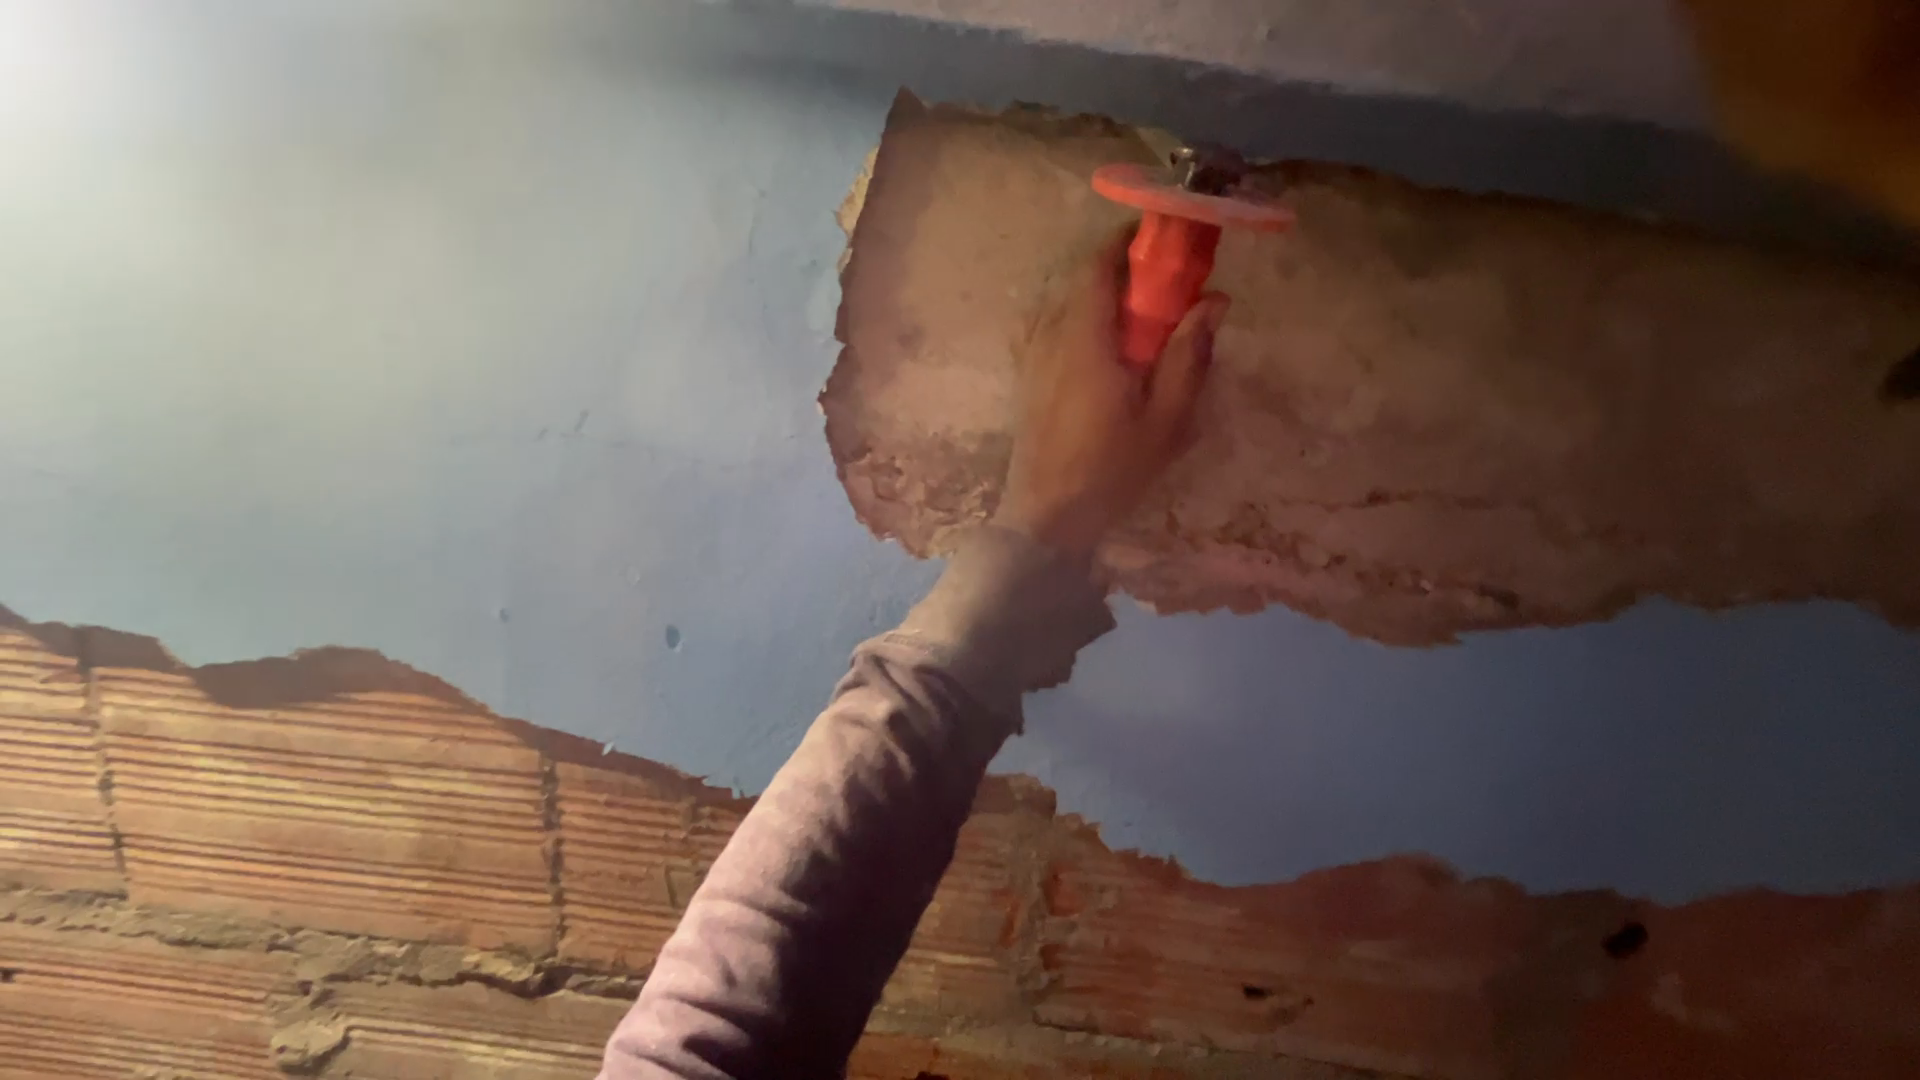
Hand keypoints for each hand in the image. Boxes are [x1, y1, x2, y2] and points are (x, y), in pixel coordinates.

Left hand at [994, 227, 1228, 554]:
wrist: (1046, 517)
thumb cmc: (1111, 470)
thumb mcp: (1166, 419)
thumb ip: (1189, 355)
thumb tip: (1213, 300)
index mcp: (1084, 339)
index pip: (1097, 266)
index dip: (1125, 241)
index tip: (1159, 236)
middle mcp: (1049, 338)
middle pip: (1078, 281)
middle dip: (1118, 269)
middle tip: (1160, 281)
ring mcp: (1030, 360)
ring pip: (1060, 304)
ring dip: (1095, 295)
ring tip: (1133, 314)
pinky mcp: (1025, 382)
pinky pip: (1046, 329)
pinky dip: (1074, 320)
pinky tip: (1097, 346)